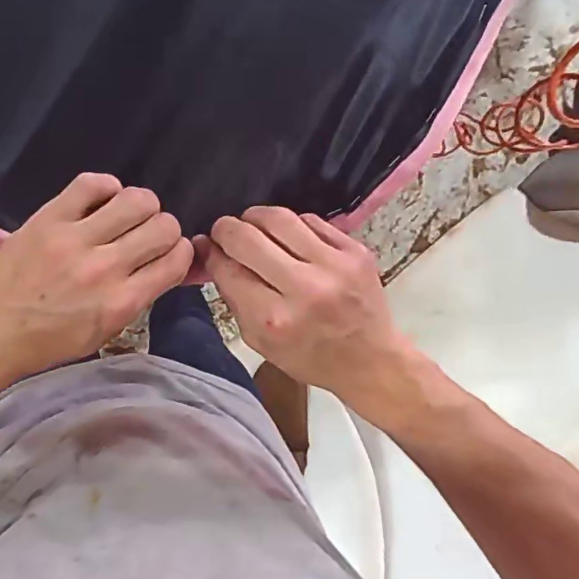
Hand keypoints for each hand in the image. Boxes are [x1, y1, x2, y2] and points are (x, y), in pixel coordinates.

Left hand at [0, 173, 191, 379]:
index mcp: (121, 302)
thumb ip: (141, 296)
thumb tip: (176, 266)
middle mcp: (104, 268)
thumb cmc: (52, 339)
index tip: (170, 252)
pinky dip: (107, 187)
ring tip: (127, 216)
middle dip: (165, 228)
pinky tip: (104, 200)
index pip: (176, 260)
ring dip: (142, 206)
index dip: (181, 252)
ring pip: (135, 200)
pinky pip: (91, 184)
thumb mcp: (106, 330)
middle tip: (147, 235)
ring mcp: (74, 239)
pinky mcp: (48, 218)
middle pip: (163, 226)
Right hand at [204, 208, 417, 401]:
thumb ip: (234, 298)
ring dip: (255, 218)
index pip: (228, 269)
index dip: (211, 252)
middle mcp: (305, 289)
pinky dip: (290, 225)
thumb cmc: (310, 356)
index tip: (207, 246)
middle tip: (224, 232)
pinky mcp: (355, 251)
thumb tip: (212, 254)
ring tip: (252, 226)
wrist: (371, 360)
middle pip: (247, 237)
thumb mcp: (260, 342)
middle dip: (226, 229)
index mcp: (275, 319)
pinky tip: (287, 237)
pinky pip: (309, 220)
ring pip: (278, 218)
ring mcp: (334, 266)